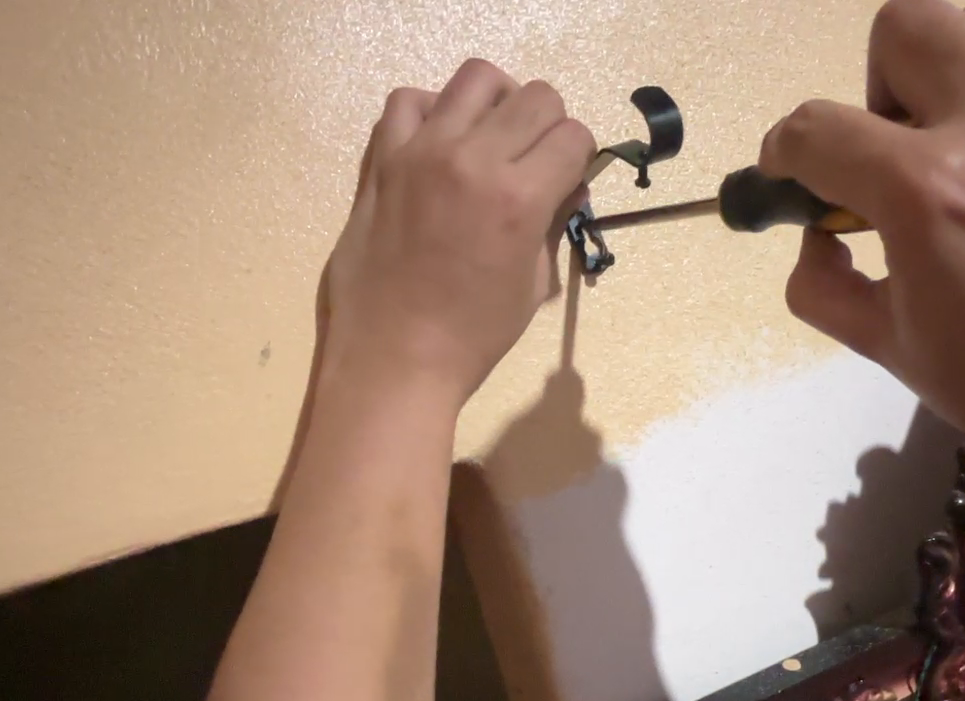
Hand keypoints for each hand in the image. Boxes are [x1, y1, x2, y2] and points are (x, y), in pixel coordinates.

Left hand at [318, 60, 595, 412]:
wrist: (394, 358)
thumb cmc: (473, 338)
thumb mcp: (532, 287)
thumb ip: (551, 225)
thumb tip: (567, 189)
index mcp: (519, 200)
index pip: (574, 137)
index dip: (581, 158)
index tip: (571, 181)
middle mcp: (474, 159)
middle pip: (536, 98)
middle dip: (551, 128)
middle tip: (538, 164)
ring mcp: (422, 151)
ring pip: (477, 78)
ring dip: (500, 103)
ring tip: (493, 140)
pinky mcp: (382, 158)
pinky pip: (411, 100)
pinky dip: (434, 111)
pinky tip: (441, 145)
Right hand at [760, 0, 964, 463]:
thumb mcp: (889, 349)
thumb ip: (822, 286)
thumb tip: (818, 234)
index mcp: (928, 191)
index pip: (817, 129)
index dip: (786, 149)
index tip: (792, 168)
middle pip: (905, 24)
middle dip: (879, 87)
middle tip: (904, 153)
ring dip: (962, 83)